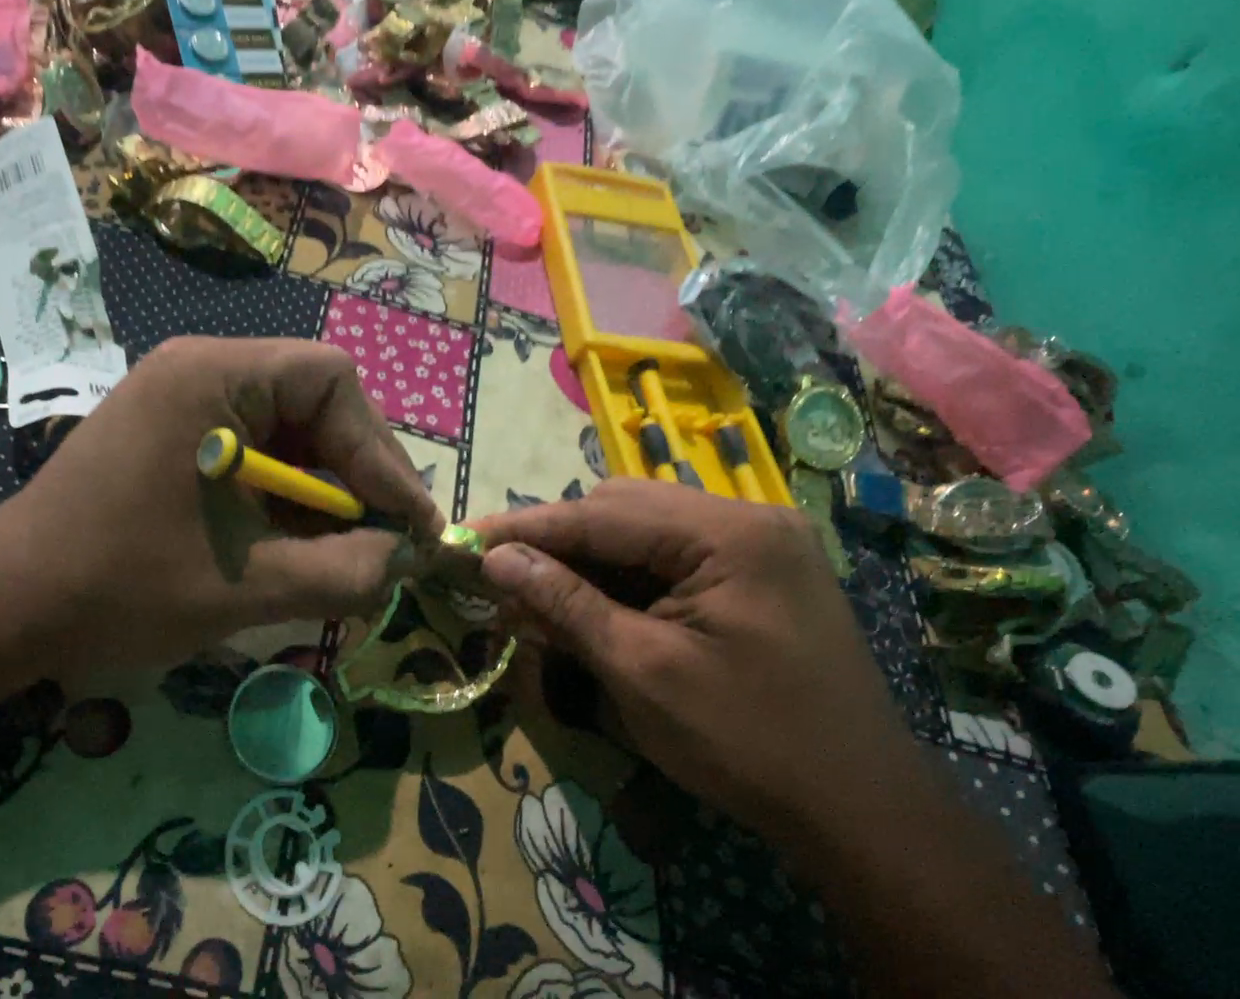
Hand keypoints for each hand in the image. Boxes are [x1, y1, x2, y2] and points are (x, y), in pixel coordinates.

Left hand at [0, 337, 443, 668]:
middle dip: (355, 473)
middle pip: (312, 401)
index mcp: (213, 376)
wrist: (5, 607)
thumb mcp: (248, 585)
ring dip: (321, 489)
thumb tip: (409, 562)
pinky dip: (281, 496)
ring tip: (350, 548)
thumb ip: (345, 571)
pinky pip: (248, 452)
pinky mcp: (166, 438)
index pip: (332, 382)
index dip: (381, 453)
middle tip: (388, 538)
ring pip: (284, 431)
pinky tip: (297, 543)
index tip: (410, 524)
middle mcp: (196, 370)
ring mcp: (177, 402)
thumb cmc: (121, 585)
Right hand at [474, 481, 931, 848]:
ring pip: (643, 533)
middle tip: (499, 580)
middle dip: (556, 543)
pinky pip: (671, 560)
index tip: (461, 539)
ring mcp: (758, 547)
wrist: (861, 812)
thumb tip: (495, 559)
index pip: (601, 514)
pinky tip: (590, 610)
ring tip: (535, 600)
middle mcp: (749, 520)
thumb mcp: (641, 672)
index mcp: (730, 534)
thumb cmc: (747, 742)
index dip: (524, 528)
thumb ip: (565, 603)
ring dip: (586, 563)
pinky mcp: (757, 577)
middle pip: (622, 510)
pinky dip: (623, 582)